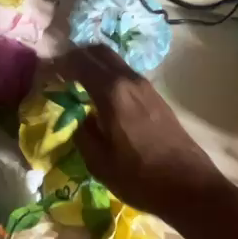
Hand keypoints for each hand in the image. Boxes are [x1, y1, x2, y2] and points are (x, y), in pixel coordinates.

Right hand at [41, 44, 220, 214]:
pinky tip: (103, 96)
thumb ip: (83, 135)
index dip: (60, 64)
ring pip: (113, 60)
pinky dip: (109, 74)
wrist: (190, 187)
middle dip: (77, 55)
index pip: (79, 63)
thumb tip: (78, 119)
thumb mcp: (100, 163)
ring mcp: (145, 85)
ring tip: (79, 82)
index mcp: (111, 92)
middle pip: (98, 51)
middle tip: (61, 71)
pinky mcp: (155, 96)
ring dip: (95, 63)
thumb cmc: (141, 178)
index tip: (47, 72)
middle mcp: (128, 79)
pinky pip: (125, 73)